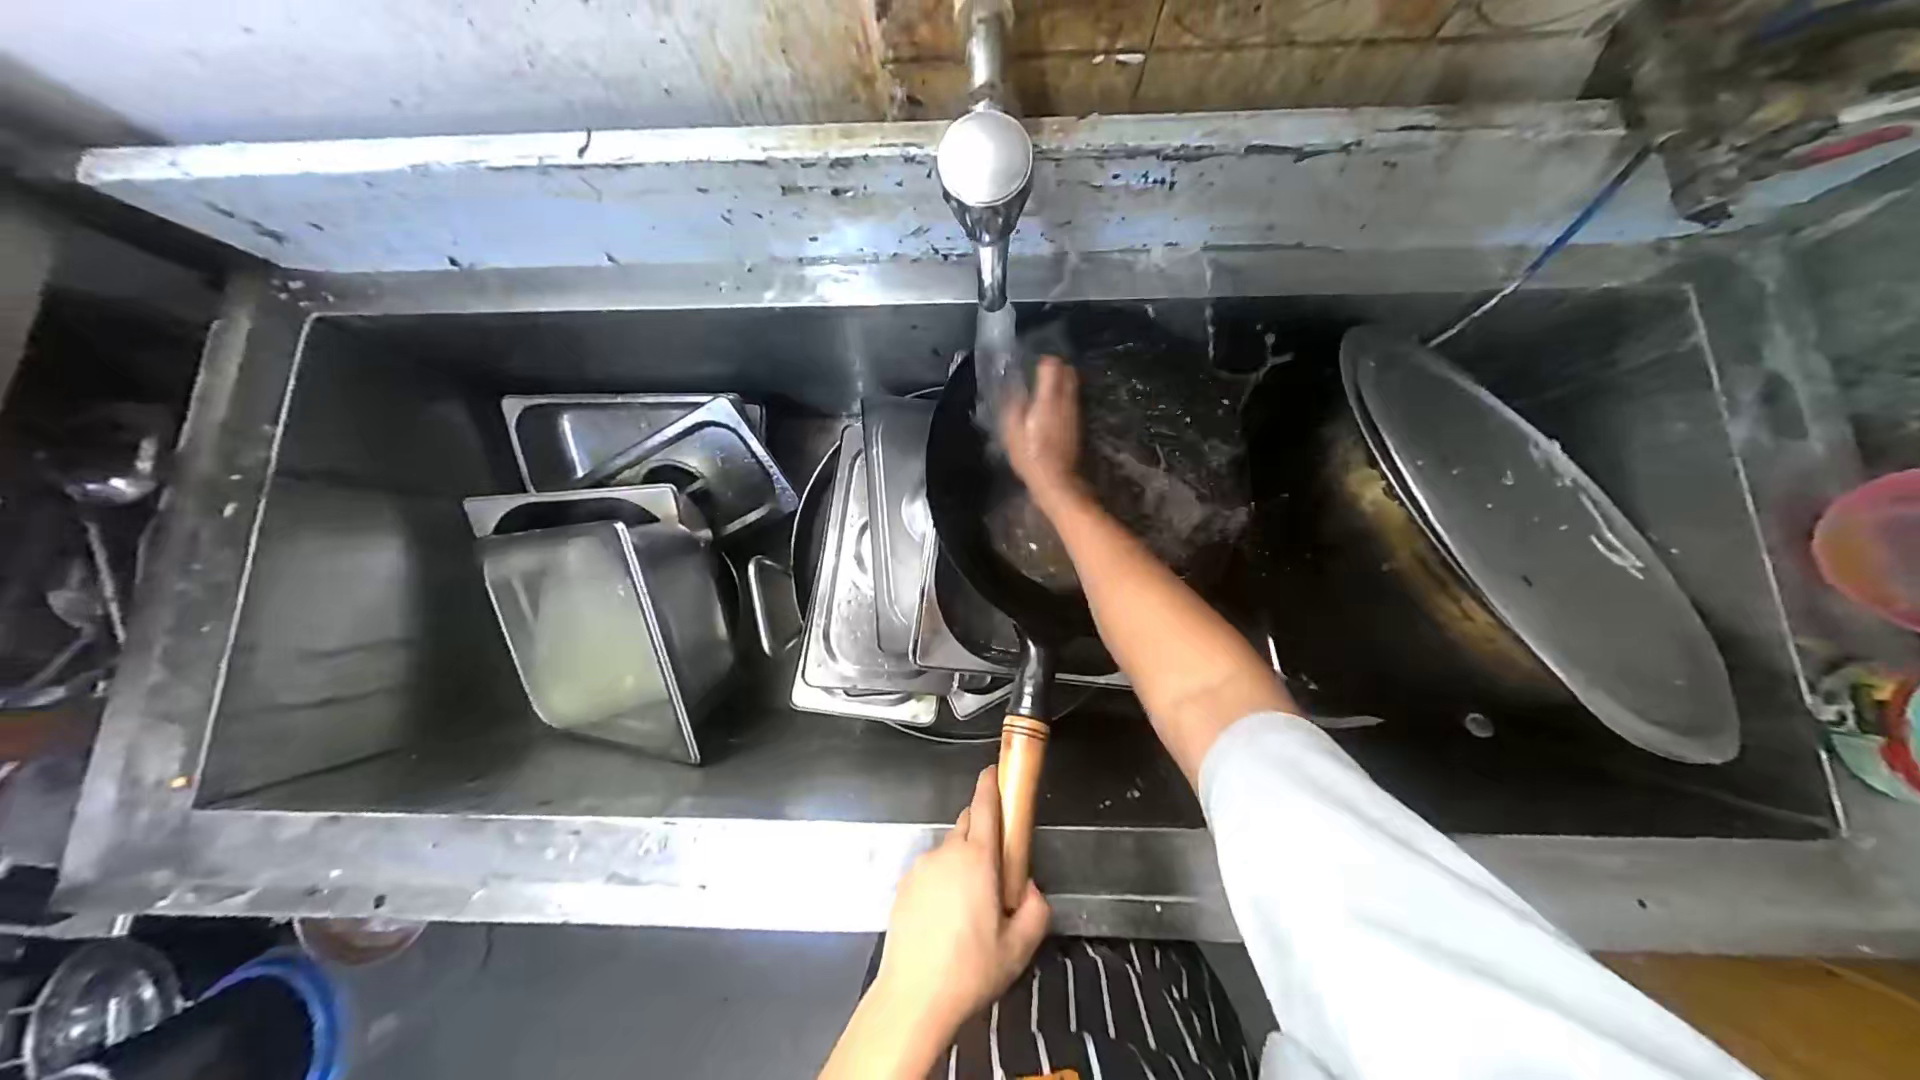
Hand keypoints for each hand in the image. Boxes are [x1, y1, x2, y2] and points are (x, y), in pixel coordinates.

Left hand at [873, 766, 1050, 1034]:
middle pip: (967, 824)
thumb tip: (1030, 890)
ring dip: (962, 863)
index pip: (985, 806)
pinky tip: (946, 920)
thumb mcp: (1020, 947)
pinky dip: (942, 882)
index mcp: (977, 858)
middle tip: (997, 869)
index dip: (991, 784)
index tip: (994, 771)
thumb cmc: (970, 970)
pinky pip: (931, 872)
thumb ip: (1036, 909)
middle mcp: (947, 853)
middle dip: (983, 831)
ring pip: (949, 851)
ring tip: (970, 908)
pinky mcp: (904, 887)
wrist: (913, 999)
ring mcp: (921, 868)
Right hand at [1000, 355, 1084, 509]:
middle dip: (1058, 367)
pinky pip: (1074, 399)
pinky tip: (1056, 403)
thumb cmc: (1030, 457)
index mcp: (1047, 399)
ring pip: (1073, 385)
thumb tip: (1016, 387)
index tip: (1035, 364)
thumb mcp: (1012, 432)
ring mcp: (1075, 411)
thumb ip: (1014, 405)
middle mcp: (1065, 400)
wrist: (1057, 480)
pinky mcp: (1079, 423)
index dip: (1044, 361)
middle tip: (1044, 371)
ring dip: (1064, 380)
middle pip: (1068, 372)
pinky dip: (1067, 394)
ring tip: (1050, 384)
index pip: (1051, 366)